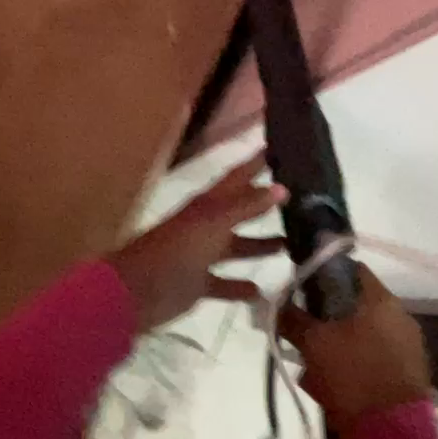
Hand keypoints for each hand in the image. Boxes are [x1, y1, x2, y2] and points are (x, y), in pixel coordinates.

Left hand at [105, 156, 287, 327]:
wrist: (139, 289)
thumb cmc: (177, 248)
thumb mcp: (214, 223)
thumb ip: (246, 206)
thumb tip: (282, 186)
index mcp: (209, 203)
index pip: (238, 176)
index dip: (256, 162)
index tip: (281, 148)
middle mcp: (207, 223)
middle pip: (240, 210)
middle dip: (263, 204)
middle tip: (298, 201)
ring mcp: (202, 253)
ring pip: (236, 245)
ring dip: (259, 245)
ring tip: (291, 244)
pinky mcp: (198, 283)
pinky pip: (224, 283)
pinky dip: (241, 286)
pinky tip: (261, 290)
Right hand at [278, 264, 431, 432]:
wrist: (392, 432)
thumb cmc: (353, 374)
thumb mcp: (313, 343)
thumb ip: (292, 318)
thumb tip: (273, 303)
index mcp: (381, 299)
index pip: (352, 268)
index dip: (326, 273)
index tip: (306, 289)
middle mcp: (400, 315)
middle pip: (357, 303)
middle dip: (329, 315)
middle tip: (308, 330)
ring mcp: (409, 346)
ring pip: (365, 332)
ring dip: (341, 341)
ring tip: (316, 362)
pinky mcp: (410, 374)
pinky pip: (376, 357)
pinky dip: (356, 362)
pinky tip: (336, 380)